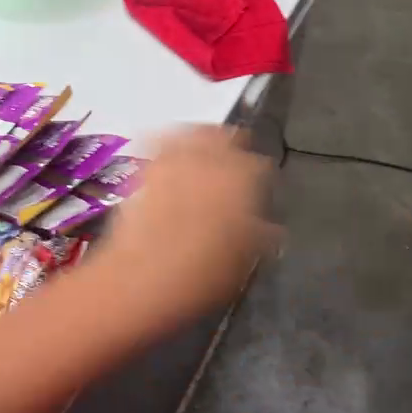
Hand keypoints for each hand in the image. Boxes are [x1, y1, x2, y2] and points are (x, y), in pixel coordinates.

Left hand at [89, 125, 276, 326]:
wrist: (142, 278)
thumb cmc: (202, 276)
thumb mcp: (244, 260)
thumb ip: (260, 234)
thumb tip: (269, 227)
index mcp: (245, 180)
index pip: (260, 165)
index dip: (259, 179)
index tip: (257, 191)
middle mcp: (213, 159)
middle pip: (228, 139)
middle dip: (234, 150)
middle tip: (234, 166)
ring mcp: (177, 159)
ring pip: (196, 134)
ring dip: (204, 139)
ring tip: (205, 151)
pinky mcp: (148, 166)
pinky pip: (160, 140)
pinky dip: (169, 141)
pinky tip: (170, 152)